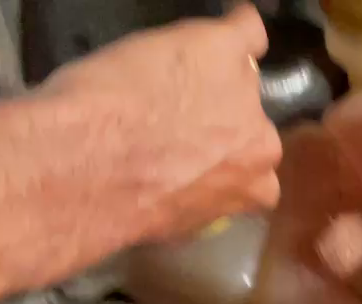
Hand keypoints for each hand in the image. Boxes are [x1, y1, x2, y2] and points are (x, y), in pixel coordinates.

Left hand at [43, 7, 281, 238]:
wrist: (98, 163)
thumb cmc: (133, 204)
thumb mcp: (184, 218)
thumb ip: (207, 196)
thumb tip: (196, 189)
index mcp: (259, 188)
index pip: (256, 167)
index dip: (227, 158)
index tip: (201, 153)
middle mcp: (263, 144)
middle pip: (250, 123)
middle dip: (223, 119)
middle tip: (179, 115)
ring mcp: (246, 94)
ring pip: (241, 79)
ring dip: (218, 79)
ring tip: (174, 77)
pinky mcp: (222, 49)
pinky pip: (247, 30)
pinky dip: (239, 28)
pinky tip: (223, 26)